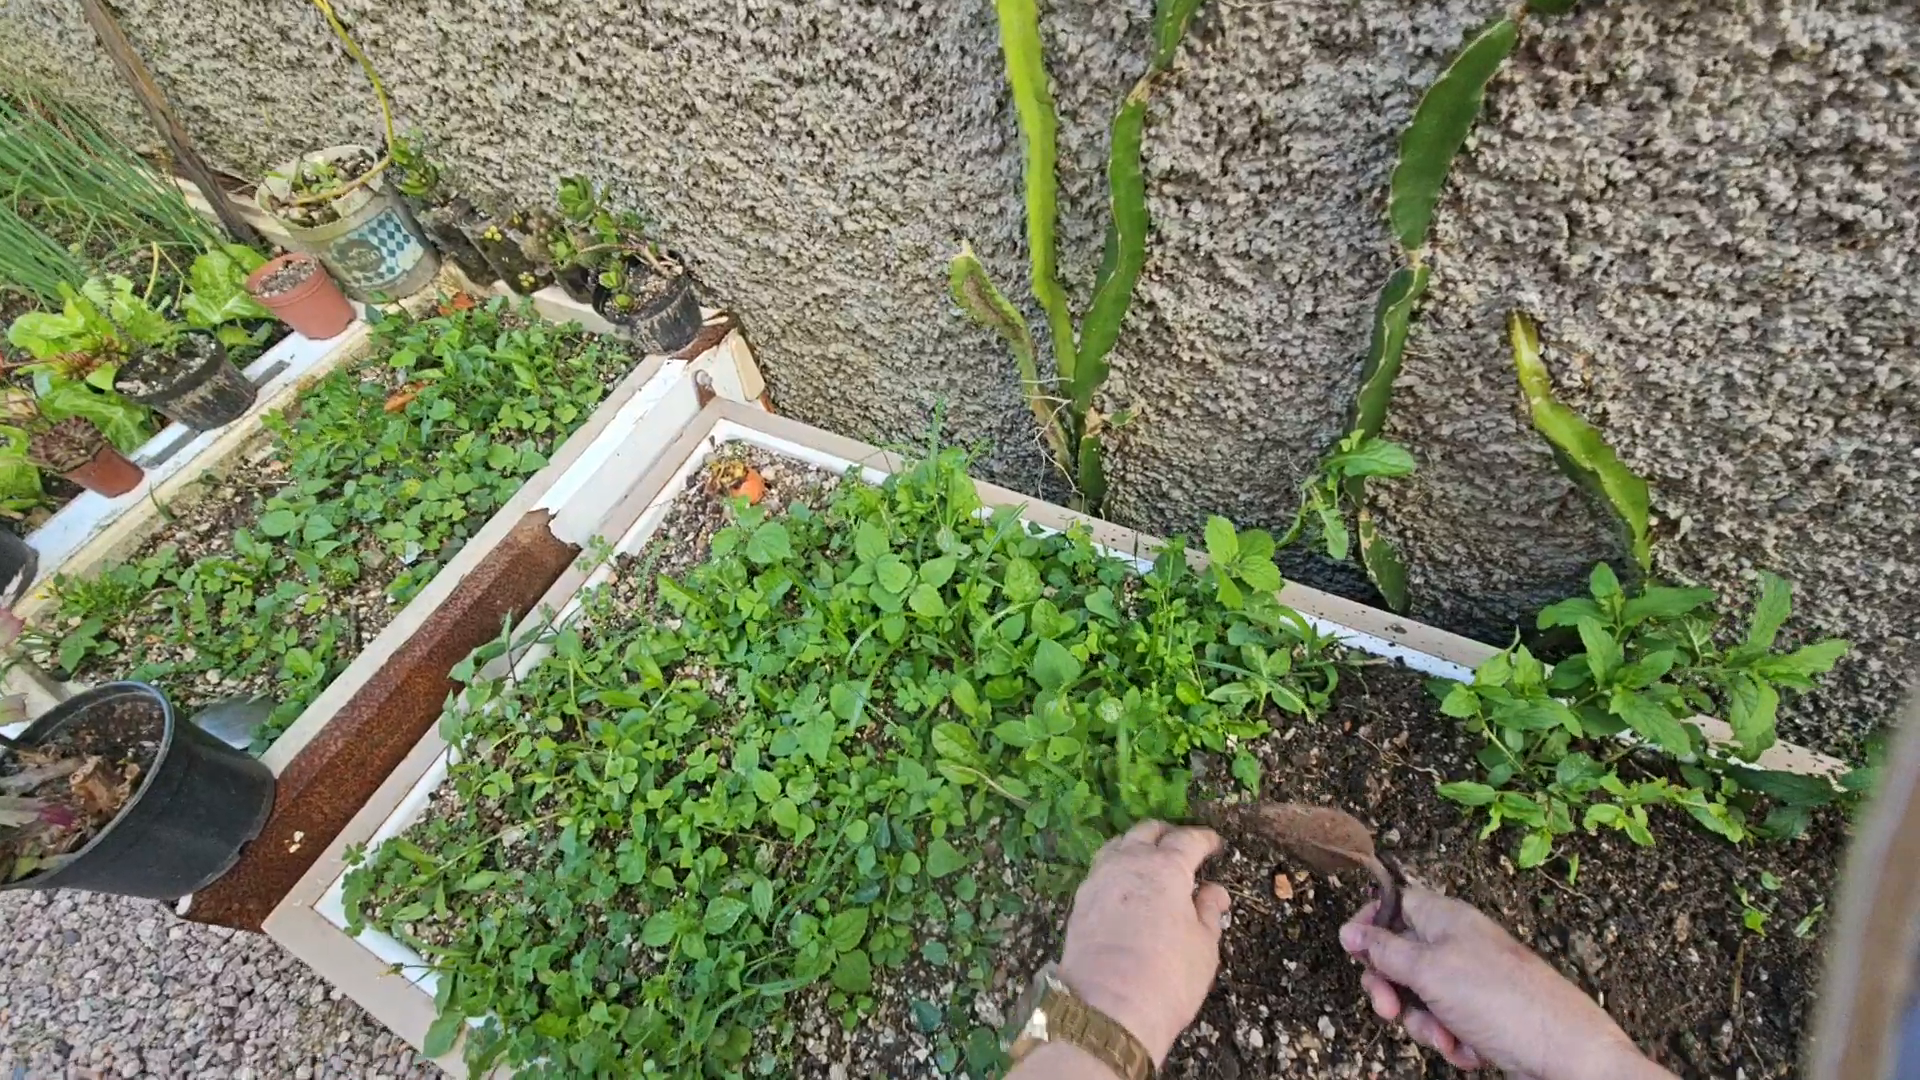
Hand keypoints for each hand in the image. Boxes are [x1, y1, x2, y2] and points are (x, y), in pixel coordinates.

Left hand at [1056, 820, 1231, 1065]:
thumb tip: (1214, 890)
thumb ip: (1209, 911)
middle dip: (1167, 834)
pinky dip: (1118, 865)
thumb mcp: (1204, 946)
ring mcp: (1101, 875)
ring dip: (1138, 844)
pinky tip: (1125, 881)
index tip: (1214, 842)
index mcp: (1166, 868)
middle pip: (1148, 831)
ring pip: (1120, 843)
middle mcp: (1130, 861)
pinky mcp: (1082, 895)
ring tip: (1150, 858)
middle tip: (1182, 846)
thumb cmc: (1168, 976)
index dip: (1203, 838)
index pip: (1187, 840)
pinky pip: (1103, 866)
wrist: (1108, 1005)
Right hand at [1339, 888, 1671, 1079]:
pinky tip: (1467, 1054)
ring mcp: (1474, 979)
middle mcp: (1457, 942)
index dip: (1368, 924)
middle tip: (1388, 1010)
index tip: (1356, 954)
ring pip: (1421, 992)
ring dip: (1422, 1020)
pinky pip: (1449, 1018)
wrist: (1579, 1063)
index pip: (1391, 903)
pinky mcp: (1489, 1014)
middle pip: (1399, 953)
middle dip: (1389, 986)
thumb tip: (1347, 931)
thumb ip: (1382, 950)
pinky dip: (1450, 1037)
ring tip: (1444, 1040)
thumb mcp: (1429, 971)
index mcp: (1444, 917)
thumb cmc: (1502, 1004)